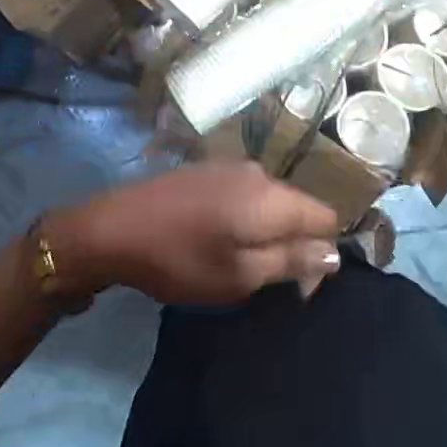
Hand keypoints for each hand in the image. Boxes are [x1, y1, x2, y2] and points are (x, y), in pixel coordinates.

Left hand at [44, 162, 341, 305]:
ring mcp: (226, 166)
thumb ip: (291, 261)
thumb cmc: (178, 259)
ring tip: (236, 260)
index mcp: (269, 195)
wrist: (112, 228)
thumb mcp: (240, 275)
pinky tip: (215, 237)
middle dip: (294, 241)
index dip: (323, 250)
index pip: (326, 215)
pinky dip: (242, 217)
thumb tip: (335, 252)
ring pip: (268, 200)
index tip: (300, 280)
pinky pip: (243, 194)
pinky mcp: (203, 170)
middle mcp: (254, 172)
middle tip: (265, 277)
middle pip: (297, 206)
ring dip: (265, 230)